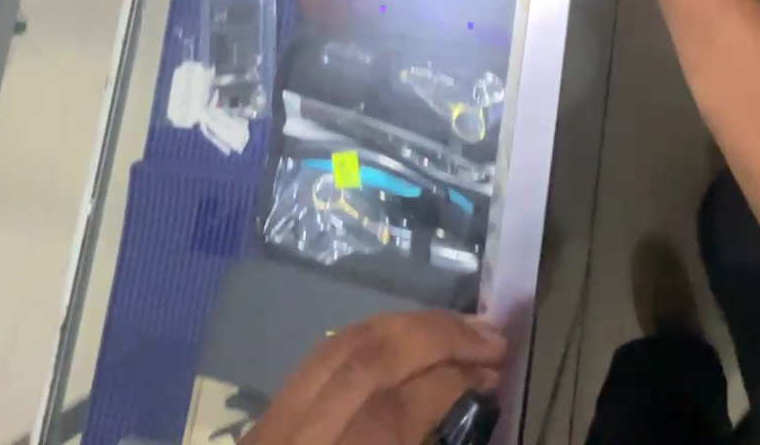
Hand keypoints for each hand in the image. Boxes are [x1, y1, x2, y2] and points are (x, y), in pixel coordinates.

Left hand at [245, 312, 505, 444]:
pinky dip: (373, 336)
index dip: (450, 384)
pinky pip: (322, 355)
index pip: (390, 416)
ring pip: (342, 345)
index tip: (494, 376)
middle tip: (492, 338)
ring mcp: (270, 429)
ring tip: (461, 327)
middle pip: (366, 364)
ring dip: (410, 326)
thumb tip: (476, 405)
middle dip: (439, 338)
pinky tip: (408, 336)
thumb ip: (424, 440)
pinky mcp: (264, 420)